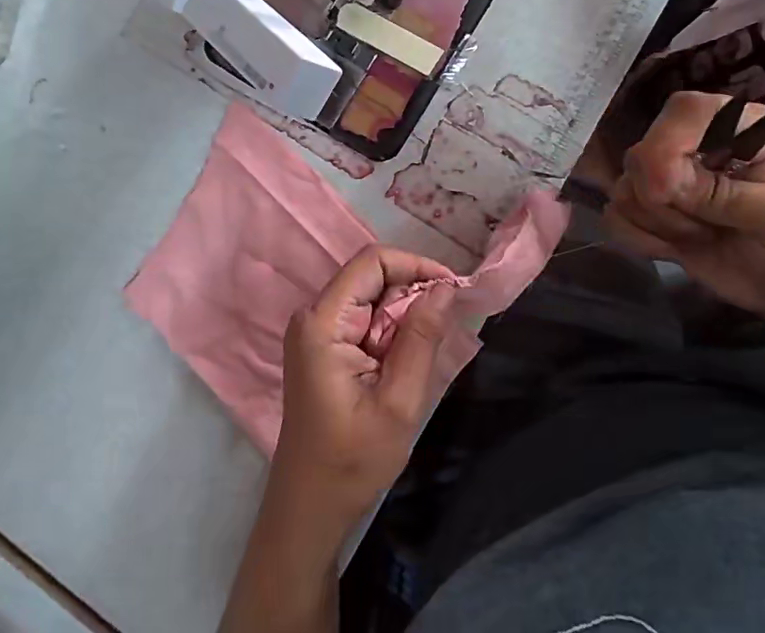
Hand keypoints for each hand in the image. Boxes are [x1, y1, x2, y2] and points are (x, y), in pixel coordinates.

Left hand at [272, 245, 458, 528]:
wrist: (311, 502)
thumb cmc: (353, 460)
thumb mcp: (399, 402)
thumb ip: (421, 339)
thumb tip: (444, 287)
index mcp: (322, 322)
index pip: (371, 262)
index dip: (415, 266)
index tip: (454, 290)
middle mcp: (313, 315)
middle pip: (370, 277)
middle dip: (412, 295)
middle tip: (445, 331)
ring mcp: (315, 331)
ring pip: (370, 299)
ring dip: (403, 316)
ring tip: (424, 355)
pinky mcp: (322, 347)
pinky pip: (363, 320)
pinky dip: (390, 332)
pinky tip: (404, 362)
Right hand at [601, 91, 764, 326]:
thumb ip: (732, 196)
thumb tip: (662, 183)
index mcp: (743, 128)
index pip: (685, 111)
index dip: (666, 144)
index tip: (670, 191)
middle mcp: (697, 145)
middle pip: (643, 151)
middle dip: (664, 199)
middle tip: (708, 226)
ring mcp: (668, 178)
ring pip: (624, 187)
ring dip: (657, 223)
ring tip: (702, 237)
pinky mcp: (649, 211)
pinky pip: (614, 216)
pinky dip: (639, 239)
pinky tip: (674, 249)